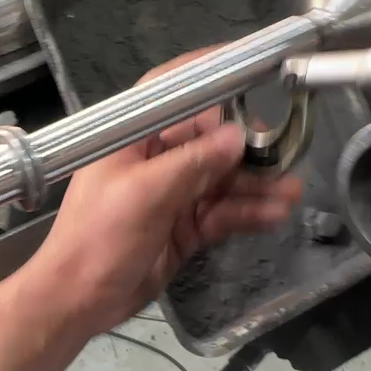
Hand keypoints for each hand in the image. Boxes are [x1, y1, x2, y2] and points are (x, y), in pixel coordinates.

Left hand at [17, 54, 303, 341]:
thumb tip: (238, 136)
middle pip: (209, 138)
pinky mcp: (184, 228)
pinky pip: (222, 212)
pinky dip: (248, 212)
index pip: (174, 92)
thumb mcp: (142, 195)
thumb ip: (191, 164)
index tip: (256, 68)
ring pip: (222, 179)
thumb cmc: (97, 240)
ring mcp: (171, 195)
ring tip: (292, 189)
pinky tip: (275, 213)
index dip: (211, 75)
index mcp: (130, 139)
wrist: (77, 302)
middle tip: (285, 149)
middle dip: (247, 143)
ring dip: (256, 183)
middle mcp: (153, 160)